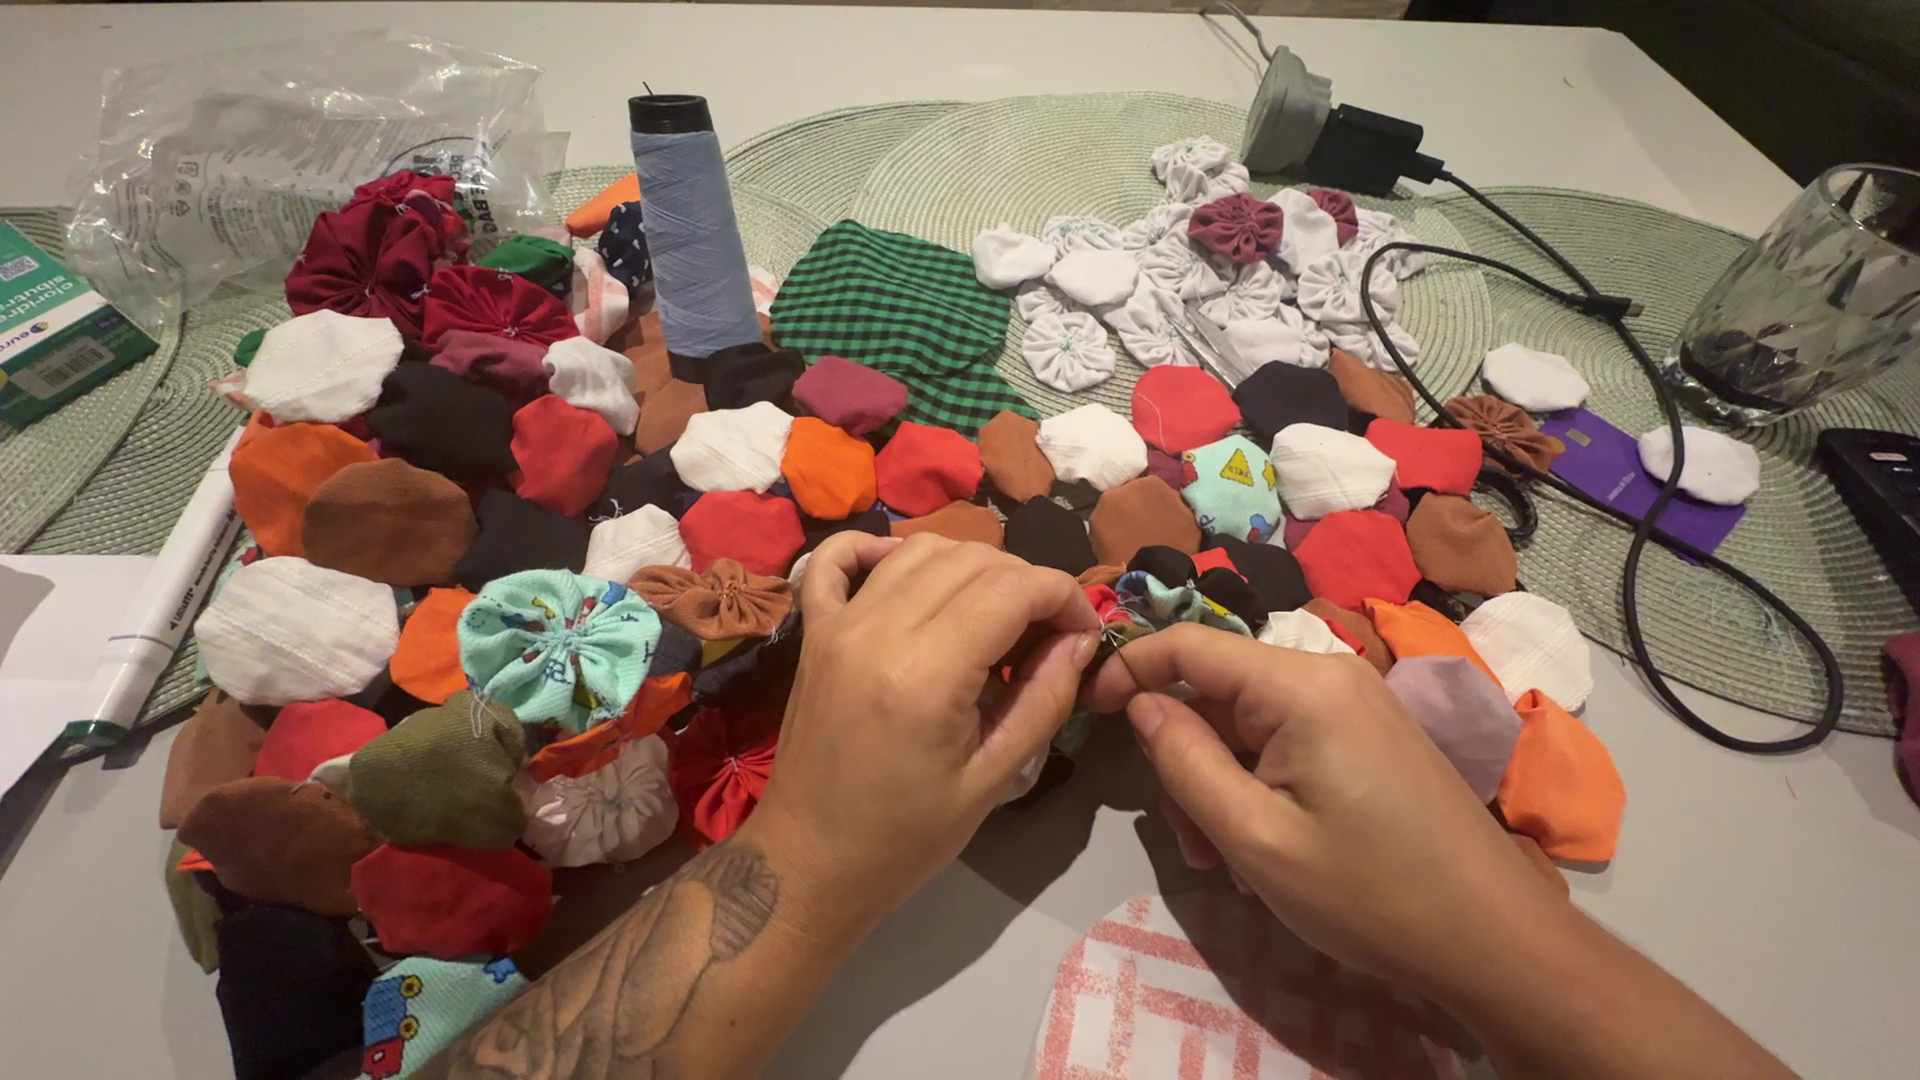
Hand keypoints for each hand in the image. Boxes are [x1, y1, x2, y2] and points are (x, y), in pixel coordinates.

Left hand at [749, 532, 1101, 935]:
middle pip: (973, 559)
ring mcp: (839, 623)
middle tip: (1045, 632)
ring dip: (972, 565)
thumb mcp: (993, 780)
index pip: (1014, 589)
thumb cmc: (905, 836)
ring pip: (920, 549)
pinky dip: (874, 547)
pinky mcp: (815, 630)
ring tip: (994, 613)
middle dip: (1027, 582)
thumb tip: (1078, 639)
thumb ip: (1043, 700)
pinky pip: (837, 559)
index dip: (1064, 597)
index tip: (1083, 631)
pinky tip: (907, 568)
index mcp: (926, 673)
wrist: (810, 859)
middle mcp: (879, 629)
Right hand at [1083, 623, 1567, 1000]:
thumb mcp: (1255, 838)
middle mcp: (1326, 673)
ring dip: (1217, 777)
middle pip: (1216, 689)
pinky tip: (1262, 840)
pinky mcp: (1363, 731)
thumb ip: (1184, 761)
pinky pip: (1282, 737)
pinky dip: (1254, 779)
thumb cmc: (1372, 895)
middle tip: (1185, 836)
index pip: (1189, 644)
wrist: (1502, 947)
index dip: (1130, 666)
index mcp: (1300, 685)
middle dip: (1183, 753)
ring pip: (1245, 719)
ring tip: (1224, 855)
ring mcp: (1350, 701)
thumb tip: (1140, 704)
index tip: (1090, 706)